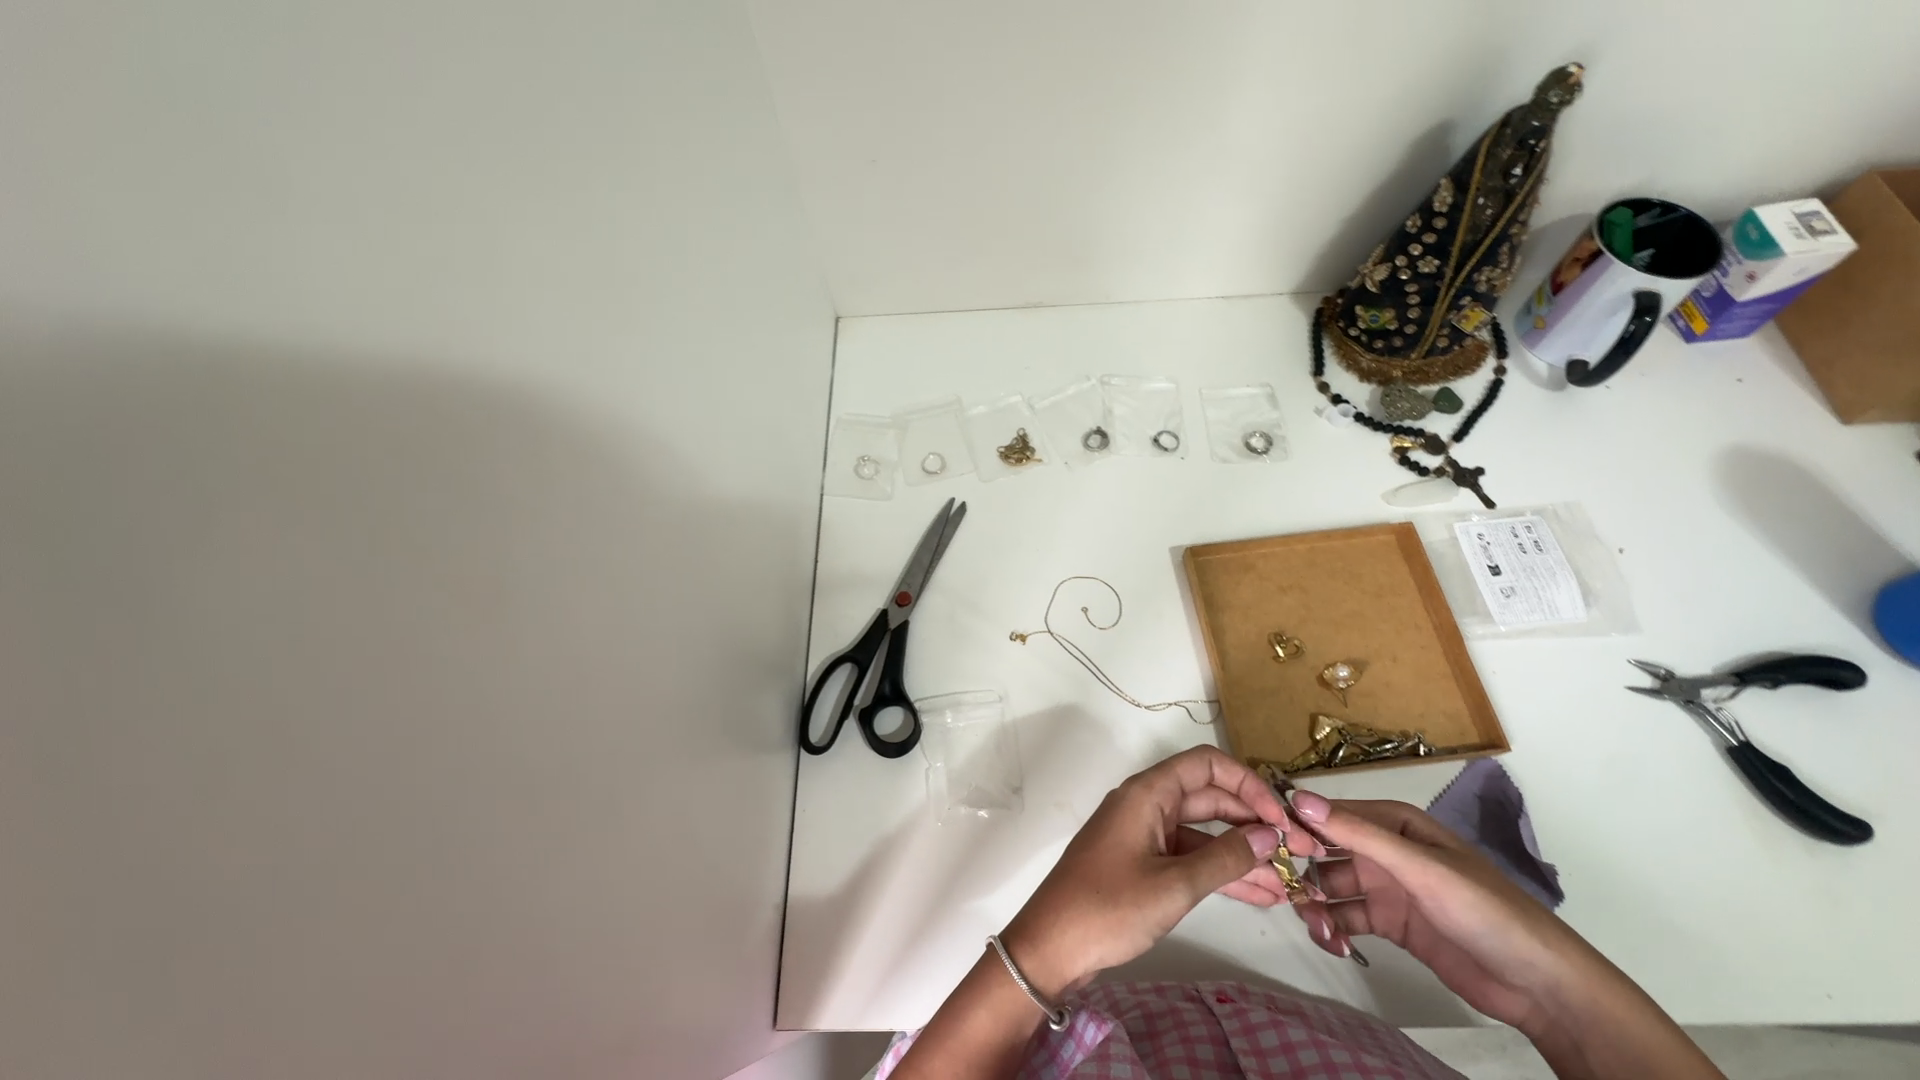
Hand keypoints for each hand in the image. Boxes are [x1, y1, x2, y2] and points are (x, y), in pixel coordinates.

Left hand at [998, 745, 1325, 997]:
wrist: (1051, 947)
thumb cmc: (1108, 908)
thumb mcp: (1174, 885)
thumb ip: (1225, 858)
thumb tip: (1270, 834)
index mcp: (1147, 793)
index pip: (1206, 765)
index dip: (1248, 784)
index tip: (1281, 817)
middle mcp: (1146, 805)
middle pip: (1209, 797)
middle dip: (1254, 821)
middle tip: (1299, 851)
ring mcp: (1144, 835)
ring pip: (1203, 832)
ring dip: (1243, 853)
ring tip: (1289, 881)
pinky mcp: (1143, 864)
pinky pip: (1190, 857)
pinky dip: (1220, 872)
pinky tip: (1260, 894)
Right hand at [1286, 794, 1611, 1033]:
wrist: (1537, 983)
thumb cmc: (1483, 909)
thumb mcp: (1417, 866)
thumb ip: (1357, 833)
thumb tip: (1297, 797)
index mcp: (1393, 823)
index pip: (1331, 815)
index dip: (1298, 828)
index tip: (1267, 845)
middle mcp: (1385, 850)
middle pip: (1325, 853)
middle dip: (1302, 871)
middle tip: (1284, 894)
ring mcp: (1387, 888)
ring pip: (1332, 888)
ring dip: (1316, 905)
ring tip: (1317, 928)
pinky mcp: (1391, 923)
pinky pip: (1347, 918)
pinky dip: (1333, 929)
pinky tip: (1332, 943)